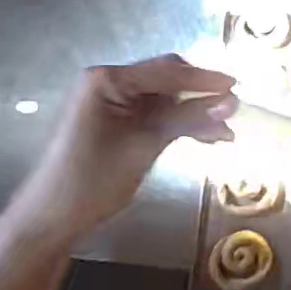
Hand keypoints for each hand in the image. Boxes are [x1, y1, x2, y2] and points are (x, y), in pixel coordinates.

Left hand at [6, 55, 236, 242]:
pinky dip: (182, 124)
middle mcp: (110, 83)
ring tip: (223, 132)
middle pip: (169, 79)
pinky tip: (206, 138)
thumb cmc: (93, 178)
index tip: (237, 86)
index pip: (167, 71)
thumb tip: (232, 102)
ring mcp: (114, 103)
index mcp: (108, 80)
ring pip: (168, 98)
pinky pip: (159, 114)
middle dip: (201, 94)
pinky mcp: (119, 122)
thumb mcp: (146, 144)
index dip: (205, 79)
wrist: (52, 218)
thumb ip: (189, 118)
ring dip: (195, 112)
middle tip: (231, 110)